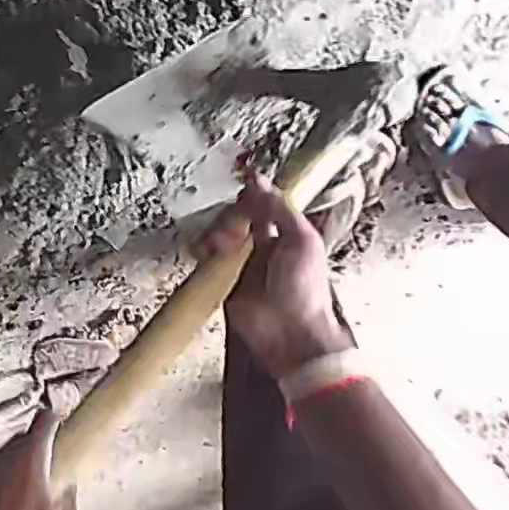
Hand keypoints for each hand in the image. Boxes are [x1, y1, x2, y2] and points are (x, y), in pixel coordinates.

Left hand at [0, 410, 81, 509]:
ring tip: (26, 486)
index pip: (40, 432)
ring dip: (14, 463)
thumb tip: (68, 490)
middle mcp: (1, 474)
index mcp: (29, 477)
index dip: (49, 420)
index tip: (54, 415)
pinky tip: (7, 503)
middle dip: (33, 445)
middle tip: (45, 455)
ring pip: (1, 458)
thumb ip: (70, 504)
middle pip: (19, 443)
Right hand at [198, 174, 353, 387]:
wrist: (290, 334)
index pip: (263, 203)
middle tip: (232, 224)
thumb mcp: (302, 240)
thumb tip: (259, 181)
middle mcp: (261, 244)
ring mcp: (241, 262)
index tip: (241, 176)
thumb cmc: (305, 288)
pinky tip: (205, 252)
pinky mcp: (223, 279)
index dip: (252, 191)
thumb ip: (280, 209)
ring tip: (220, 244)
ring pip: (219, 233)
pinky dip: (203, 250)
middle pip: (236, 215)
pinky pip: (207, 257)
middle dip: (231, 215)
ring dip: (217, 233)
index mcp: (284, 233)